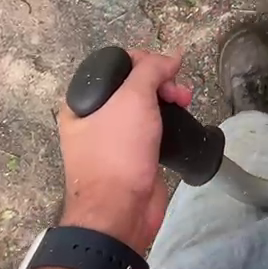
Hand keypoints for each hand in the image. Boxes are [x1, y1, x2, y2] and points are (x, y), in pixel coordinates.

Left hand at [55, 49, 193, 253]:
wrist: (119, 212)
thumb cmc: (119, 151)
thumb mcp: (134, 98)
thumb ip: (152, 70)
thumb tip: (172, 55)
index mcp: (81, 101)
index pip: (116, 64)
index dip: (145, 60)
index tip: (166, 70)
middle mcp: (93, 117)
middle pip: (133, 84)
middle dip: (161, 81)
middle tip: (178, 91)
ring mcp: (113, 138)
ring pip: (145, 105)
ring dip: (168, 98)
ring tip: (185, 102)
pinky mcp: (132, 156)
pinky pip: (151, 127)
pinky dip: (167, 119)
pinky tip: (181, 120)